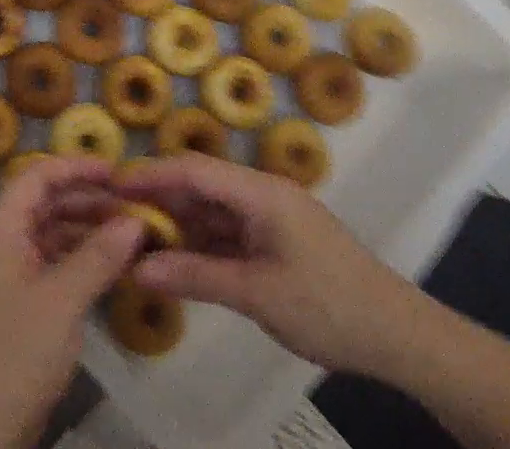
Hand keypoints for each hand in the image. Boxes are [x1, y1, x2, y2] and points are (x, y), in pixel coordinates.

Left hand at [0, 158, 143, 448]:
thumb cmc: (16, 349)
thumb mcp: (62, 299)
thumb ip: (99, 255)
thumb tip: (136, 219)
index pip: (37, 176)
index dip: (76, 167)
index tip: (120, 171)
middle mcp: (1, 240)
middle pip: (47, 202)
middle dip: (90, 200)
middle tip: (138, 205)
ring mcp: (11, 270)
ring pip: (54, 232)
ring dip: (90, 229)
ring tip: (136, 233)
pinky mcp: (22, 298)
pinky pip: (55, 261)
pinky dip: (84, 257)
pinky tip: (118, 264)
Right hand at [115, 154, 435, 377]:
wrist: (401, 338)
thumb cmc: (330, 307)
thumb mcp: (257, 294)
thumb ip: (195, 277)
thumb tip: (135, 269)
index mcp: (262, 193)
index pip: (194, 170)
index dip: (149, 174)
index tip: (108, 187)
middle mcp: (262, 196)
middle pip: (198, 186)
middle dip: (155, 200)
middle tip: (110, 217)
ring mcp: (268, 220)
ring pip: (209, 212)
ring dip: (174, 226)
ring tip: (131, 241)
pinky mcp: (273, 243)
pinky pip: (224, 234)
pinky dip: (196, 246)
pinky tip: (169, 261)